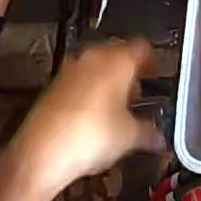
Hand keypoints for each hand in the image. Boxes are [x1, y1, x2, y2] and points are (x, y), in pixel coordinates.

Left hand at [0, 39, 165, 200]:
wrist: (40, 153)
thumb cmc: (91, 135)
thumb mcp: (129, 137)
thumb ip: (149, 133)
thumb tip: (159, 138)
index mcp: (119, 60)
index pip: (143, 47)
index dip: (153, 60)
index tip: (156, 75)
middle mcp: (94, 56)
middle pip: (119, 53)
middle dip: (130, 72)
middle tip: (139, 93)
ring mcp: (71, 68)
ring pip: (98, 65)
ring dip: (109, 80)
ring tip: (117, 106)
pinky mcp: (54, 84)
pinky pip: (80, 78)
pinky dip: (90, 89)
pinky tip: (93, 115)